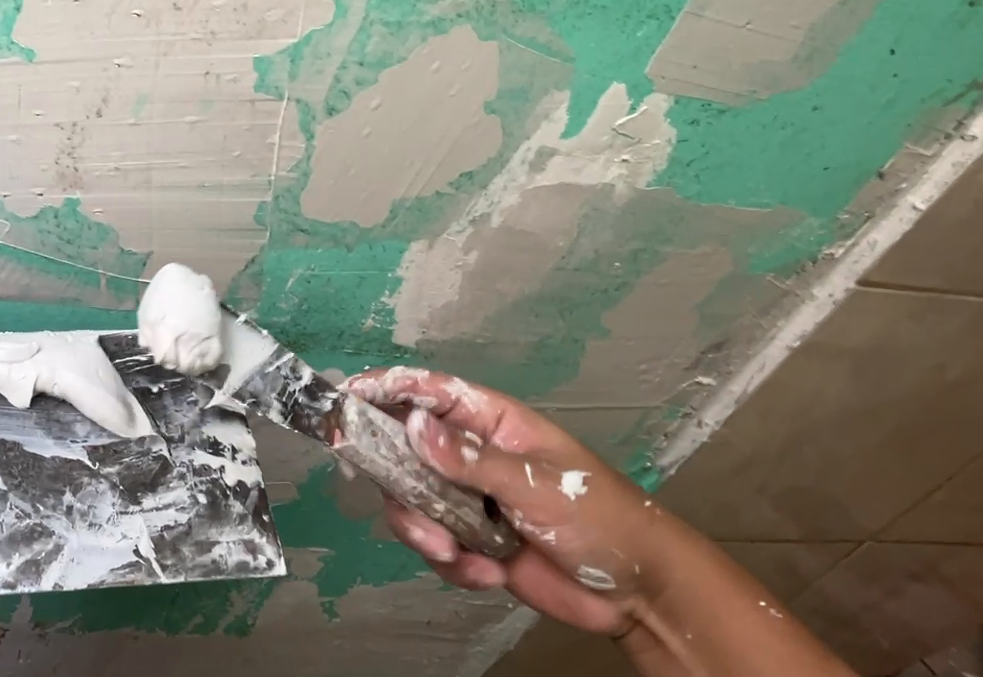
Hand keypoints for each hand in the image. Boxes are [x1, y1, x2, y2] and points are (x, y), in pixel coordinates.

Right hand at [346, 367, 673, 636]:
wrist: (638, 594)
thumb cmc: (601, 516)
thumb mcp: (537, 483)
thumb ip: (472, 458)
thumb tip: (412, 426)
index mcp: (486, 421)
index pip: (426, 391)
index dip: (384, 388)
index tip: (345, 397)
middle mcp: (466, 453)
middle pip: (401, 449)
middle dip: (397, 480)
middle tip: (401, 502)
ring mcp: (464, 496)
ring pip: (408, 500)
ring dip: (423, 529)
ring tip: (452, 551)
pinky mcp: (467, 539)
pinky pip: (431, 542)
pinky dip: (450, 562)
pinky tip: (485, 572)